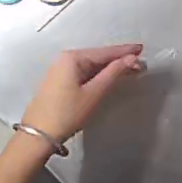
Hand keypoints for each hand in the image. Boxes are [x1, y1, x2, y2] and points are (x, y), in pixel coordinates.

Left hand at [19, 44, 144, 145]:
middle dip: (118, 60)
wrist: (39, 134)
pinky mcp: (59, 81)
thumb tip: (132, 58)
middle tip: (140, 64)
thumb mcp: (94, 93)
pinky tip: (109, 77)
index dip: (124, 51)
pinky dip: (98, 74)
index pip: (104, 52)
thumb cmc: (68, 112)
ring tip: (130, 70)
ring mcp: (61, 70)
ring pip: (91, 65)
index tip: (142, 48)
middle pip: (97, 57)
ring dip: (110, 68)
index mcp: (73, 57)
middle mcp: (65, 59)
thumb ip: (113, 73)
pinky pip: (84, 72)